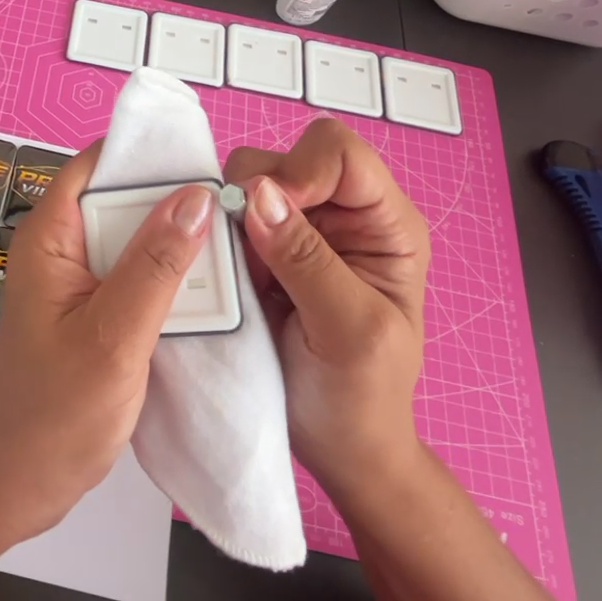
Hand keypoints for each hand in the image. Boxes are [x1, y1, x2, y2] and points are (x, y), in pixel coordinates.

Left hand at [0, 144, 212, 540]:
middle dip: (169, 198)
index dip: (142, 155)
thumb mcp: (114, 335)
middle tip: (230, 203)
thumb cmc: (57, 413)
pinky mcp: (92, 309)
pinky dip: (167, 276)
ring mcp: (75, 281)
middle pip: (117, 199)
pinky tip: (206, 287)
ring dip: (174, 241)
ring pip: (131, 237)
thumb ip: (155, 265)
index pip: (92, 167)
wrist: (26, 480)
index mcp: (48, 240)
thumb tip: (196, 197)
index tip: (199, 156)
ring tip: (230, 240)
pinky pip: (134, 273)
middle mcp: (59, 249)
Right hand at [226, 118, 431, 502]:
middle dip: (257, 193)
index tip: (269, 217)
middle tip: (249, 249)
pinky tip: (226, 275)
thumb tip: (258, 194)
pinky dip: (216, 237)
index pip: (339, 154)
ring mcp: (298, 232)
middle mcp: (341, 215)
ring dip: (232, 217)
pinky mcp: (260, 252)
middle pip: (285, 158)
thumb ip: (307, 259)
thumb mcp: (349, 329)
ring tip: (239, 270)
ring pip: (247, 184)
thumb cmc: (363, 394)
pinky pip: (227, 219)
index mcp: (384, 222)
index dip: (300, 172)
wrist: (337, 446)